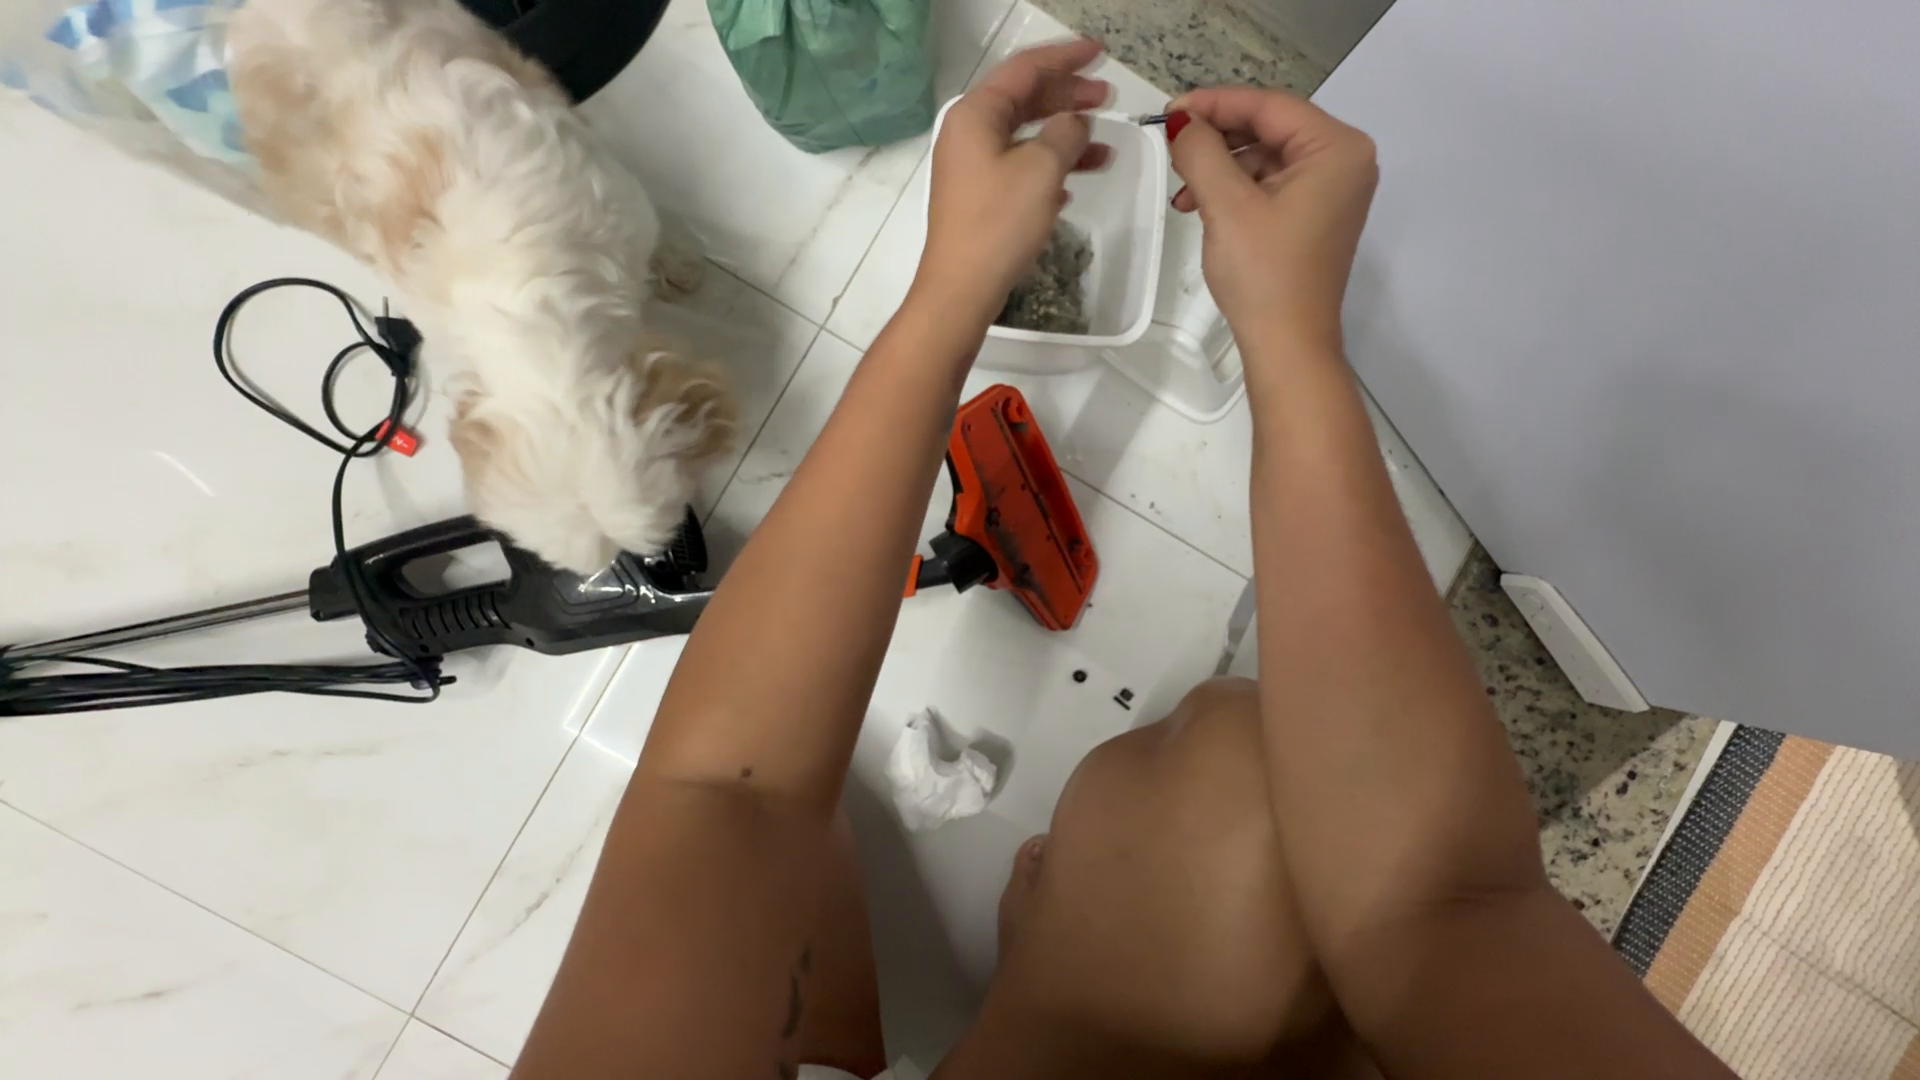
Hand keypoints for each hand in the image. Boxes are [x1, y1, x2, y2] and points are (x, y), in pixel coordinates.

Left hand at [914, 39, 1112, 321]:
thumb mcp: (1042, 170)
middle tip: (1108, 101)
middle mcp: (968, 134)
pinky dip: (1048, 170)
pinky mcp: (978, 199)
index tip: (1100, 55)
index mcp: (975, 114)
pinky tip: (1073, 185)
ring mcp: (970, 169)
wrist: (961, 289)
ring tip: (1104, 151)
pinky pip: (1018, 170)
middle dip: (1068, 99)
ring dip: (1065, 140)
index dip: (1066, 59)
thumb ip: (1066, 133)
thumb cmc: (999, 224)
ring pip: (1025, 140)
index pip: (1025, 69)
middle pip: (1024, 101)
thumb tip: (1076, 123)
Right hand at [1166, 87, 1378, 354]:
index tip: (1169, 112)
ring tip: (1183, 194)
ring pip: (1266, 161)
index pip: (1269, 106)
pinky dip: (1235, 193)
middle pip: (1270, 130)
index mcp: (1336, 148)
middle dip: (1217, 140)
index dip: (1215, 104)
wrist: (1287, 344)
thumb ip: (1201, 153)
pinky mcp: (1314, 220)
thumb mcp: (1227, 206)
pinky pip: (1271, 188)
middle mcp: (1343, 162)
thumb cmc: (1264, 273)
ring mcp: (1331, 194)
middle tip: (1172, 150)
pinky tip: (1203, 208)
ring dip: (1221, 170)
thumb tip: (1179, 122)